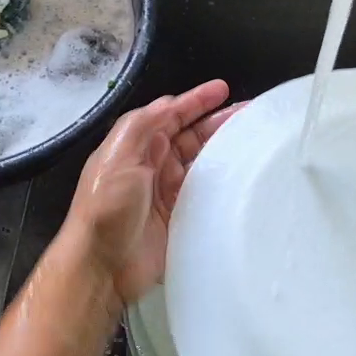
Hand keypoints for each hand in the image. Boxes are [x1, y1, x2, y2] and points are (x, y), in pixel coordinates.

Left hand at [64, 80, 238, 304]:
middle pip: (191, 135)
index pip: (171, 114)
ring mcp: (168, 190)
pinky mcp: (180, 215)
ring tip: (253, 138)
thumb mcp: (118, 155)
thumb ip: (142, 125)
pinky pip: (206, 191)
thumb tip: (170, 103)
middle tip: (249, 113)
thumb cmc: (106, 206)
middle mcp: (153, 163)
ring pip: (202, 160)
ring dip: (224, 148)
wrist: (103, 266)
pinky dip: (223, 180)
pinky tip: (242, 174)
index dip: (195, 100)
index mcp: (136, 145)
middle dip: (217, 121)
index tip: (222, 89)